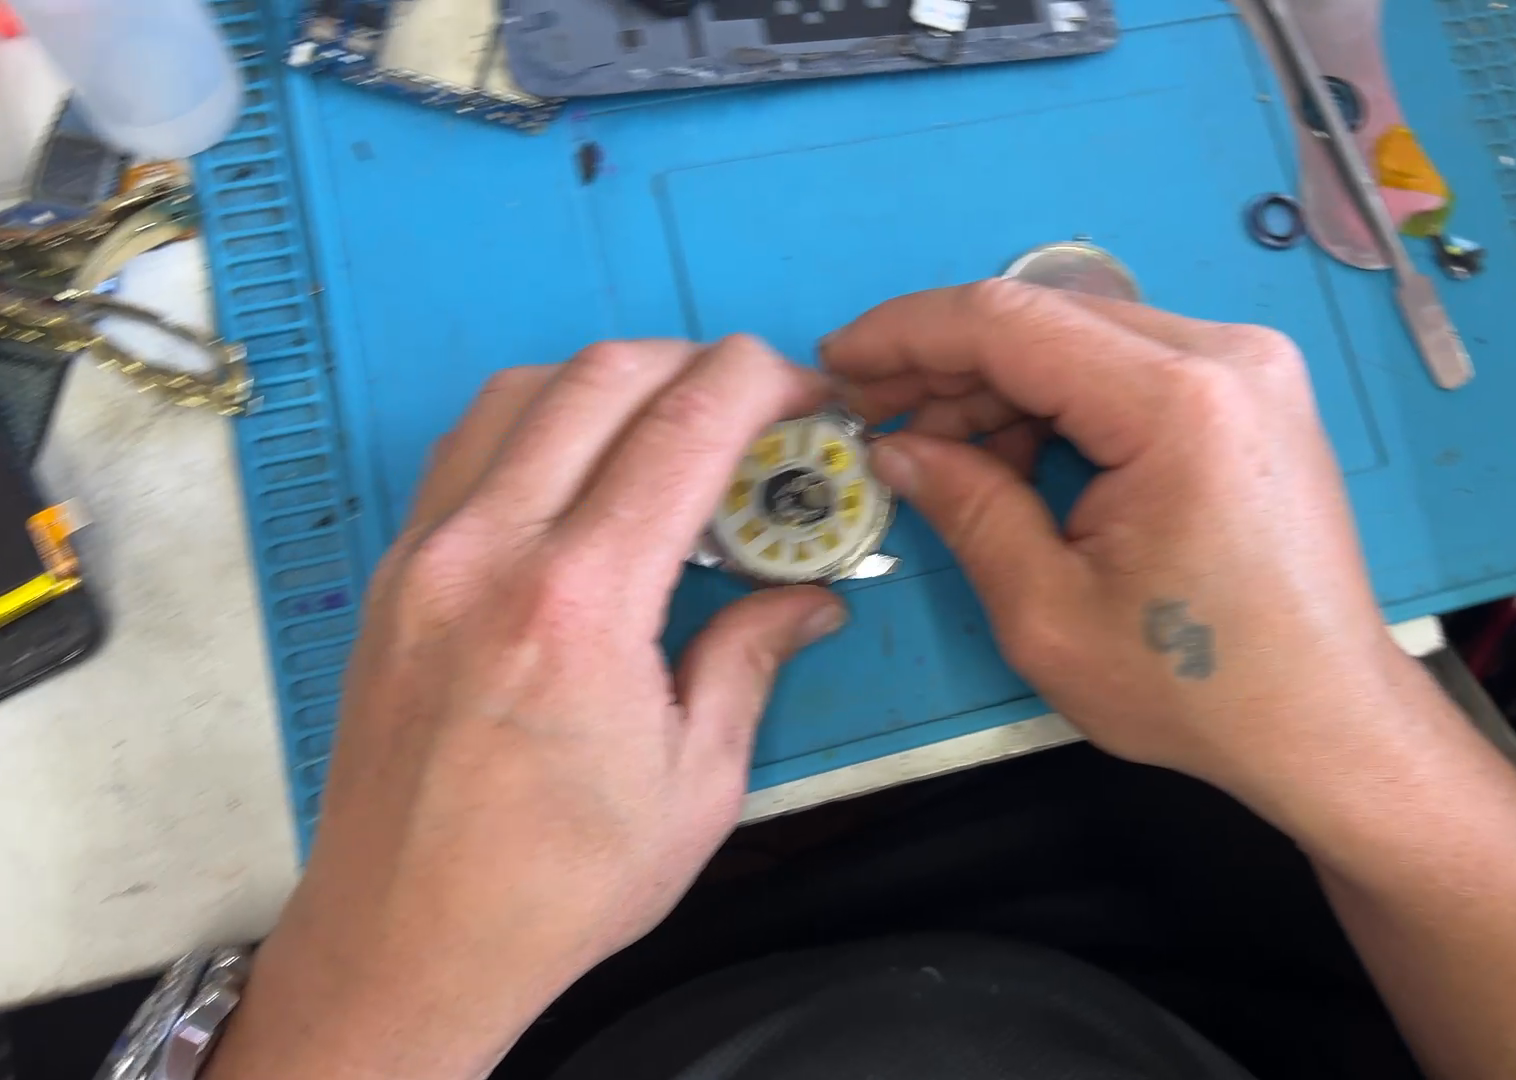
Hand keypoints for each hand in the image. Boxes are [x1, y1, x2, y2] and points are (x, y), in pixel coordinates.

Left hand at [210, 338, 844, 1079]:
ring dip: (623, 379)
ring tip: (686, 422)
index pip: (683, 426)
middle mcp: (489, 550)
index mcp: (581, 603)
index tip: (809, 395)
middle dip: (703, 362)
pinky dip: (552, 413)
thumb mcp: (700, 780)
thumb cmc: (568, 880)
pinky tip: (597, 462)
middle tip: (763, 404)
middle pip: (602, 377)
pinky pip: (475, 440)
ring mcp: (425, 551)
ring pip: (526, 388)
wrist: (403, 951)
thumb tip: (814, 598)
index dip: (761, 383)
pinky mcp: (395, 570)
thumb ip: (754, 658)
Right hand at [823, 281, 1416, 833]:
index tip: (840, 360)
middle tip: (882, 423)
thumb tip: (895, 448)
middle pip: (1047, 321)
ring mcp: (1249, 367)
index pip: (1009, 322)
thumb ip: (966, 510)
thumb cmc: (1192, 688)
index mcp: (1176, 402)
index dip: (907, 334)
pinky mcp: (1251, 394)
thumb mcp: (1048, 615)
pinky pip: (1126, 371)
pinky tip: (1021, 462)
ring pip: (1083, 343)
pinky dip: (1059, 406)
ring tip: (945, 458)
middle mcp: (1225, 353)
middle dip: (948, 368)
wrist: (1327, 725)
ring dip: (1001, 391)